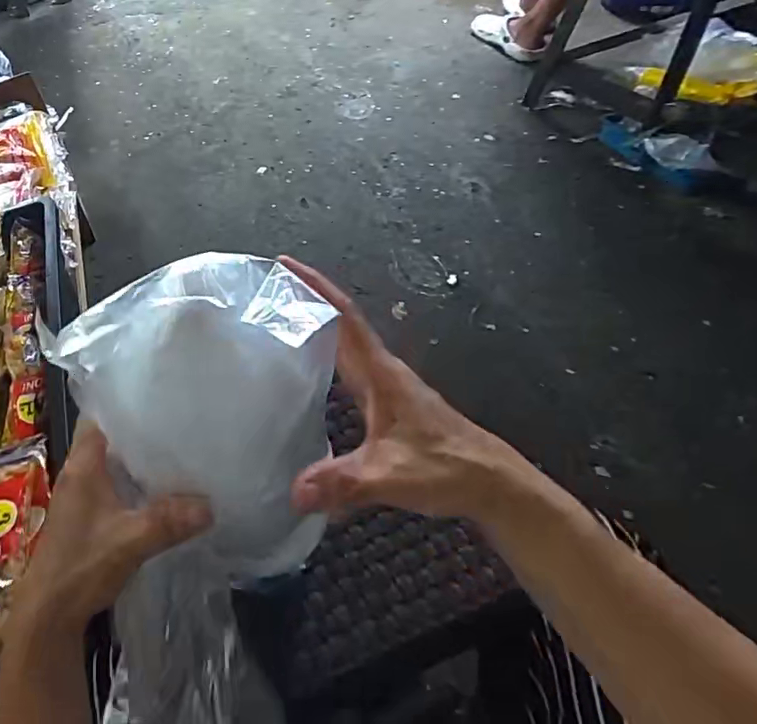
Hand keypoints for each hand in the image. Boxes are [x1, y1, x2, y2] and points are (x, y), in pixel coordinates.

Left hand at [8, 420, 211, 636]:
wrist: (47, 616)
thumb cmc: (81, 566)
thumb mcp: (130, 541)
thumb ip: (169, 520)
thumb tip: (210, 505)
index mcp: (83, 464)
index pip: (100, 415)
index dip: (125, 402)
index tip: (157, 394)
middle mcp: (78, 472)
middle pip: (108, 436)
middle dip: (138, 428)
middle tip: (176, 419)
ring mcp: (79, 494)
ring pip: (111, 461)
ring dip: (136, 456)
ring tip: (174, 446)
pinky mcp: (84, 515)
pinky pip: (112, 483)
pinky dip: (132, 479)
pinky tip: (157, 486)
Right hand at [281, 255, 529, 522]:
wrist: (489, 480)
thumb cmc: (445, 466)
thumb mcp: (390, 475)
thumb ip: (343, 482)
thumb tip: (294, 492)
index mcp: (380, 371)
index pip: (343, 316)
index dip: (315, 287)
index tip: (286, 265)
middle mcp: (381, 370)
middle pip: (339, 322)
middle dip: (306, 300)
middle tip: (268, 290)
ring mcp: (386, 385)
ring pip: (344, 345)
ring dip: (315, 327)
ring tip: (279, 323)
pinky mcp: (387, 402)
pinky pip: (348, 368)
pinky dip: (326, 357)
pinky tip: (307, 374)